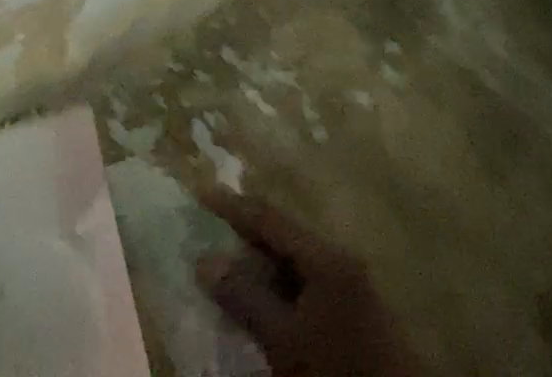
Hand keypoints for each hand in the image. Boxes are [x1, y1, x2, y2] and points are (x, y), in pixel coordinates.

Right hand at [197, 194, 420, 376]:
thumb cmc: (337, 369)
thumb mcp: (282, 338)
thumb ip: (243, 297)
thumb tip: (204, 259)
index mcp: (326, 258)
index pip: (270, 218)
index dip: (231, 205)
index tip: (197, 191)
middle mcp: (341, 262)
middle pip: (283, 236)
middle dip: (243, 234)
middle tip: (207, 232)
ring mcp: (351, 286)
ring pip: (294, 261)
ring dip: (259, 263)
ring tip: (225, 268)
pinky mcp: (354, 311)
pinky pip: (305, 283)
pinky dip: (277, 285)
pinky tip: (259, 299)